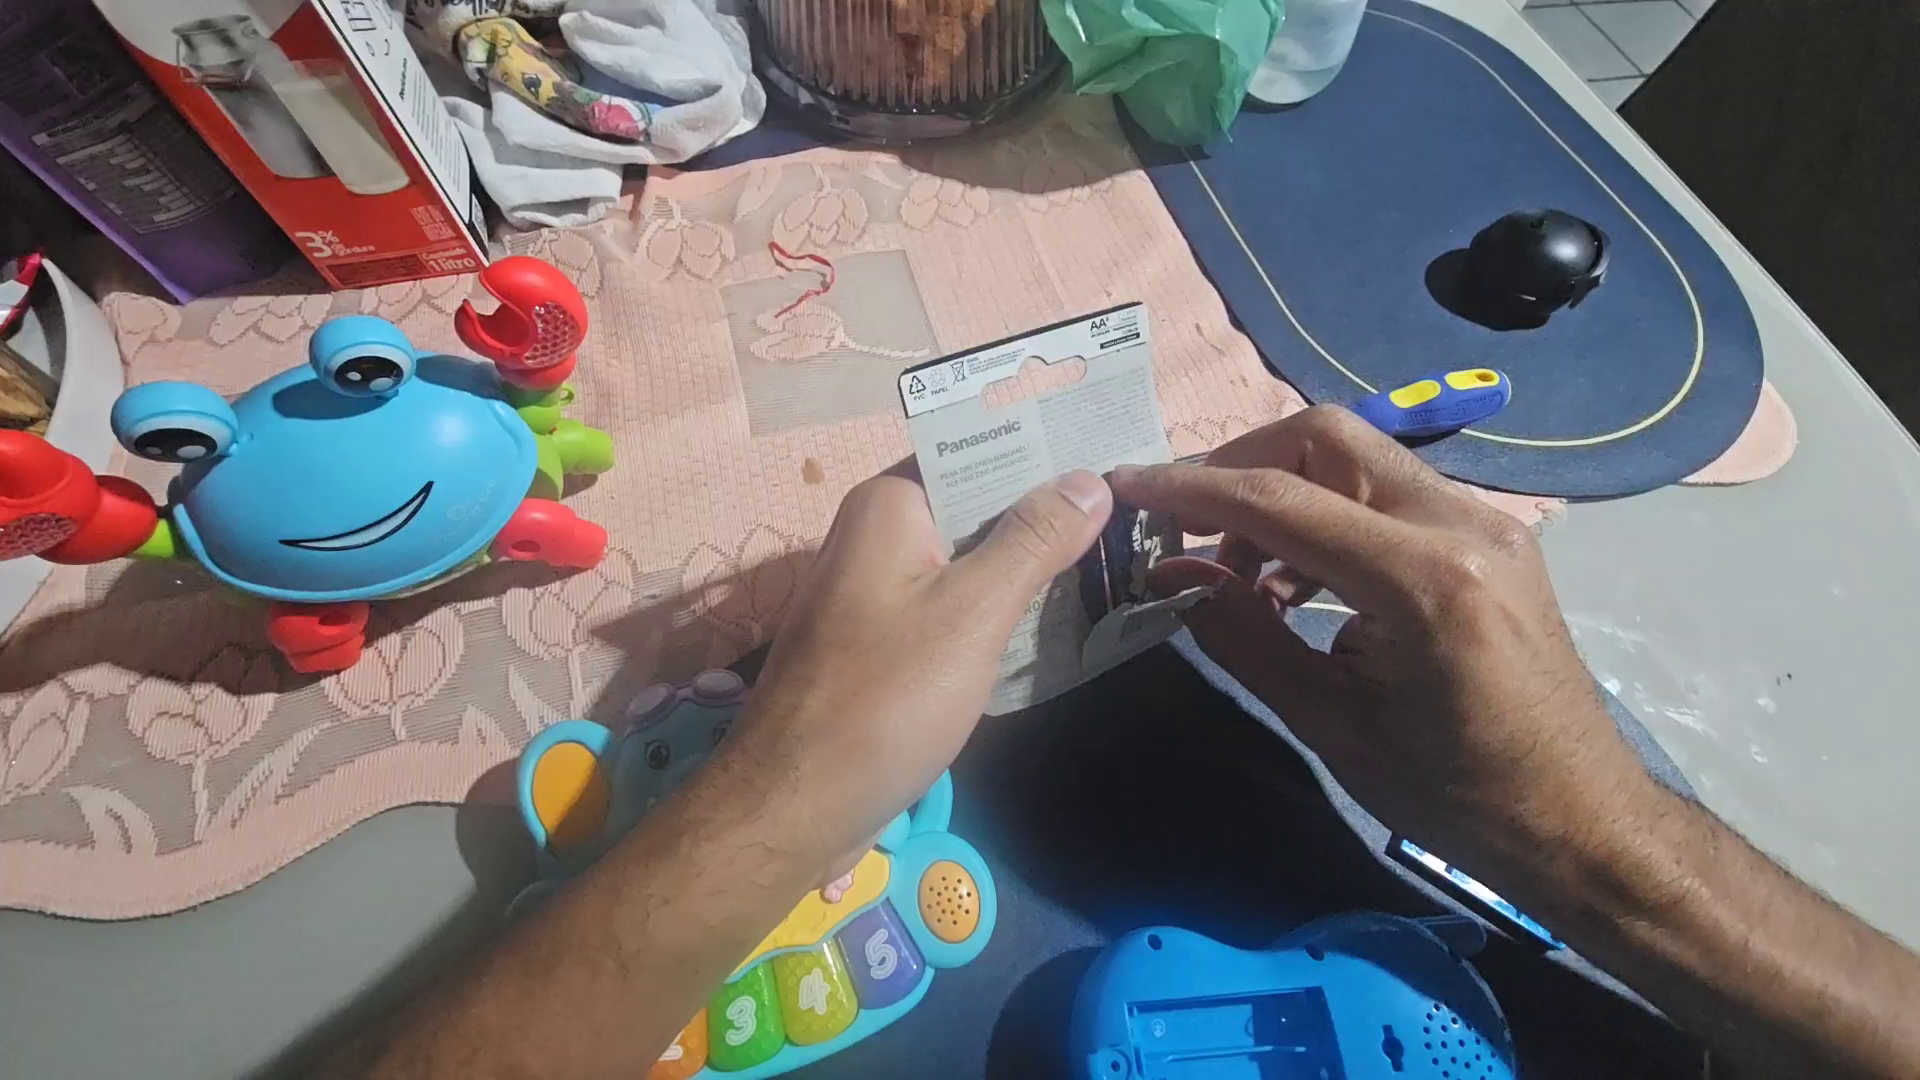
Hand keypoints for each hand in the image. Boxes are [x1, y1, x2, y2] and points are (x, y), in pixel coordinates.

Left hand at [714, 466, 1112, 869]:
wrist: (797, 804)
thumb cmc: (886, 697)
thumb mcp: (973, 611)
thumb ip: (1032, 540)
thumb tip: (1088, 481)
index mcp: (889, 505)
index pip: (977, 454)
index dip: (1043, 458)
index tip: (1110, 464)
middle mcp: (874, 533)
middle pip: (973, 507)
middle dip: (1043, 517)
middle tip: (1124, 519)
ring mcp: (874, 588)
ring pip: (964, 559)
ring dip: (1023, 565)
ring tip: (1105, 562)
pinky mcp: (880, 637)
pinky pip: (947, 603)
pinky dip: (992, 608)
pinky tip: (1046, 619)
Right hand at [1110, 406, 1652, 871]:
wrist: (1582, 820)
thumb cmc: (1452, 791)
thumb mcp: (1326, 720)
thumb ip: (1239, 634)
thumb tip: (1167, 576)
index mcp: (1424, 580)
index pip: (1280, 500)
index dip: (1189, 488)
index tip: (1125, 484)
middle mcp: (1459, 523)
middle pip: (1322, 436)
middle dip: (1237, 466)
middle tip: (1185, 524)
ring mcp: (1478, 520)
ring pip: (1350, 455)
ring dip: (1275, 493)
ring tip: (1236, 571)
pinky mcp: (1479, 532)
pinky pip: (1376, 490)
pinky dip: (1315, 515)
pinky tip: (1290, 581)